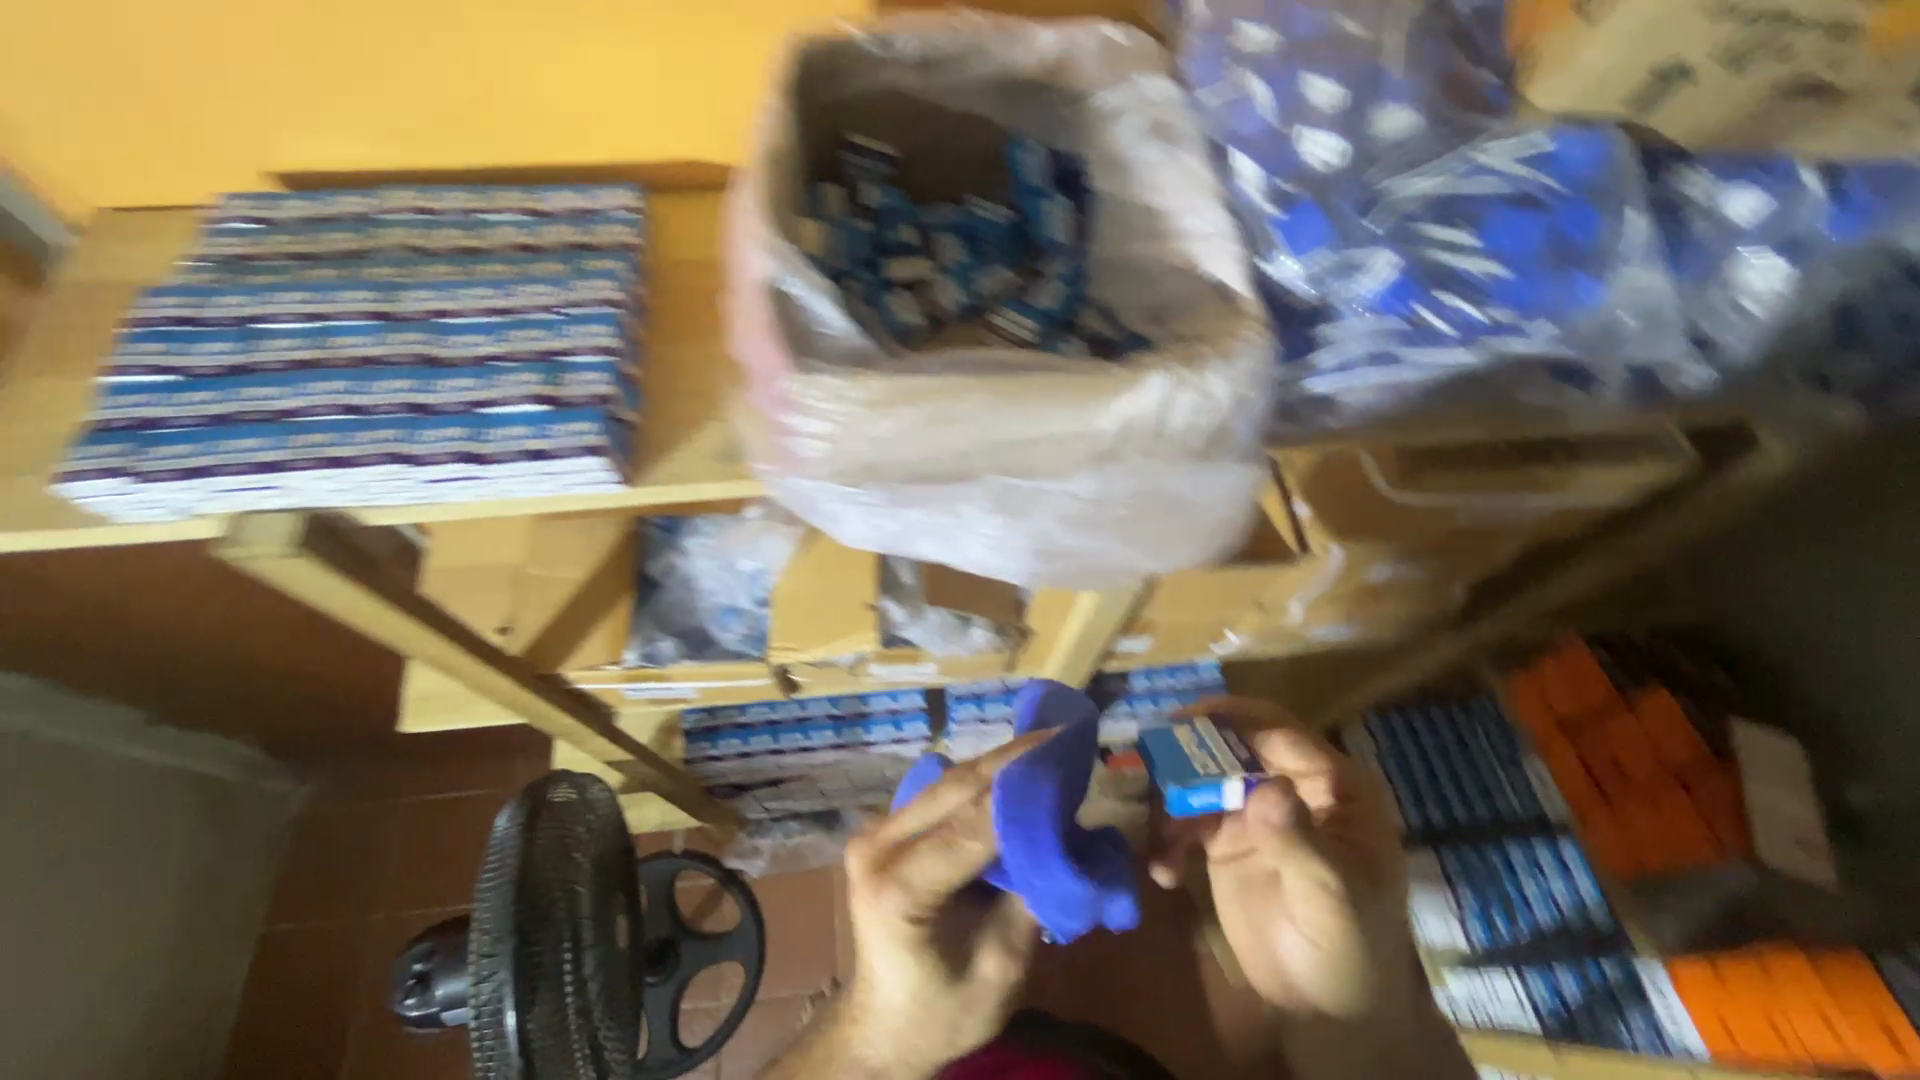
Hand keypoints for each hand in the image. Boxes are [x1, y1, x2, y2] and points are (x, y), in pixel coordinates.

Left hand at [774, 734, 1048, 1079]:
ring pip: (946, 783)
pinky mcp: (883, 829)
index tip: (1065, 757)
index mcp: (898, 890)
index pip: (969, 827)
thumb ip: (1029, 897)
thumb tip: (1063, 836)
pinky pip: (938, 794)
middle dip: (1012, 760)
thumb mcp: (1001, 968)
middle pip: (954, 790)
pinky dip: (979, 780)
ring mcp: (874, 833)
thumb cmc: (944, 1010)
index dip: (1019, 790)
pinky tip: (1012, 768)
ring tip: (1045, 742)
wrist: (884, 1024)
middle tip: (1063, 734)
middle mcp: (877, 848)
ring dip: (997, 763)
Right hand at [1148, 697, 1413, 1020]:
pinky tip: (1162, 870)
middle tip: (1148, 762)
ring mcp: (1255, 812)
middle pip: (1233, 748)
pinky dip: (1168, 839)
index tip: (1182, 721)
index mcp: (1334, 787)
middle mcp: (1291, 787)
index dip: (1232, 721)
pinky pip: (1187, 821)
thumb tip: (1267, 788)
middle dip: (1190, 753)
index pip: (1279, 734)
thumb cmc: (1351, 950)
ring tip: (1156, 832)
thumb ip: (1300, 843)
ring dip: (1171, 798)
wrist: (1328, 1008)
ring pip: (1204, 780)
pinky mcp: (1225, 841)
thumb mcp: (1333, 899)